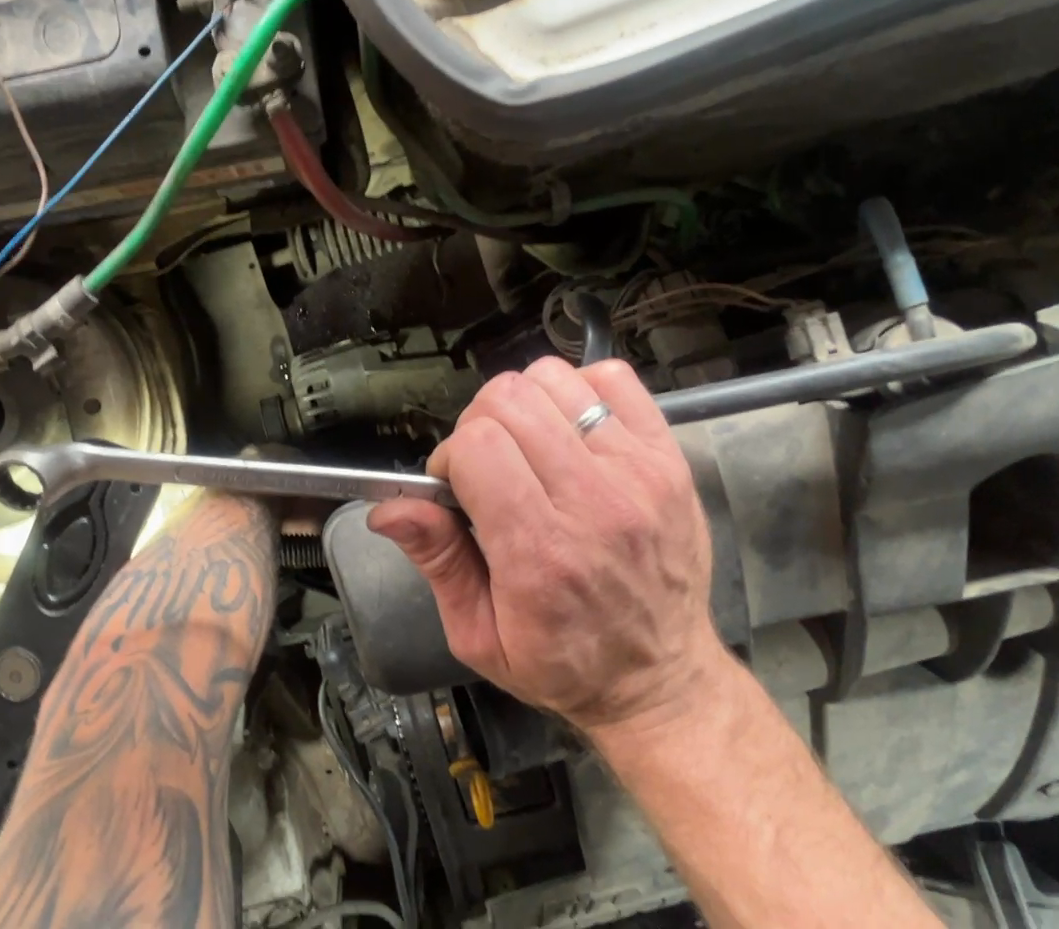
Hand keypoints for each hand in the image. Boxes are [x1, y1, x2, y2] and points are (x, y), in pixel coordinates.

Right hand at [367, 357, 726, 732]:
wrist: (660, 679)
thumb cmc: (566, 664)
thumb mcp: (479, 636)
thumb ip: (437, 561)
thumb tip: (389, 509)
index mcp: (540, 552)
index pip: (477, 445)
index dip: (450, 457)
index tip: (456, 487)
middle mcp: (594, 503)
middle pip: (509, 401)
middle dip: (479, 426)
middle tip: (488, 469)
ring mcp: (639, 474)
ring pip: (554, 380)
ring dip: (525, 407)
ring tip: (528, 451)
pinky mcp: (669, 460)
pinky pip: (613, 380)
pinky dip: (579, 393)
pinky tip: (569, 434)